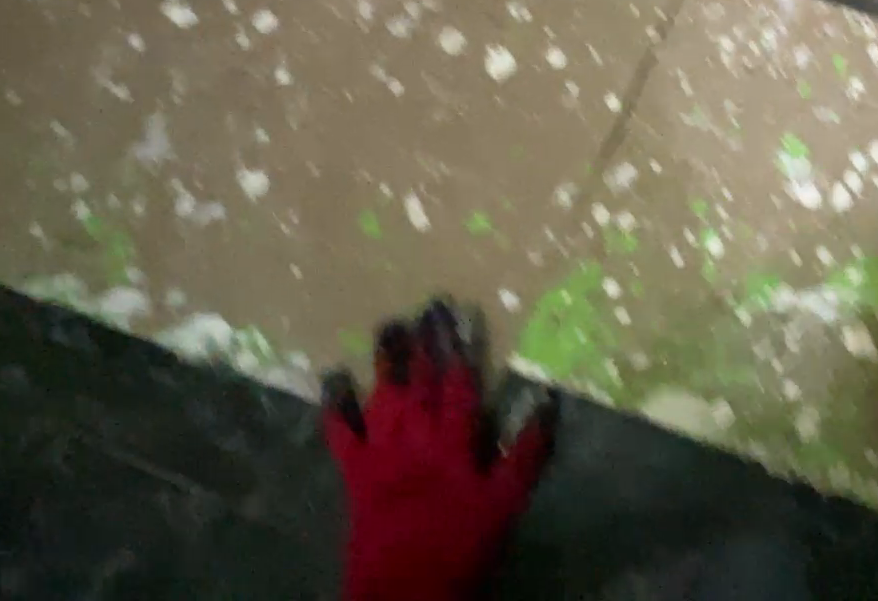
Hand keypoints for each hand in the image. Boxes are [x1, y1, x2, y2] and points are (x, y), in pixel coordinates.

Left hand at [323, 298, 558, 600]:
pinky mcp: (355, 476)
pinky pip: (341, 436)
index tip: (464, 313)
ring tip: (388, 325)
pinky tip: (332, 379)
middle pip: (420, 381)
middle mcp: (413, 439)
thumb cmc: (460, 545)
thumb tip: (545, 400)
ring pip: (382, 397)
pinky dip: (335, 407)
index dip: (462, 346)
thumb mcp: (505, 502)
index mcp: (452, 442)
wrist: (400, 596)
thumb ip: (526, 451)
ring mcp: (380, 455)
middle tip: (428, 305)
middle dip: (426, 341)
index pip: (459, 383)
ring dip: (385, 360)